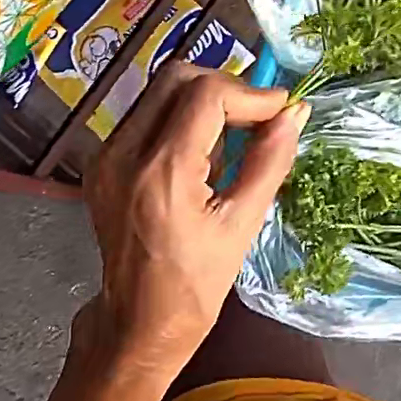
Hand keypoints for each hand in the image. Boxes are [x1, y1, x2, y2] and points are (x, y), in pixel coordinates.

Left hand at [80, 63, 306, 371]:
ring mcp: (107, 155)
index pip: (207, 94)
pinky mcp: (104, 161)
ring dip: (207, 99)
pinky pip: (149, 114)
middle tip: (260, 117)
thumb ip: (271, 160)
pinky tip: (207, 150)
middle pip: (178, 78)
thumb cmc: (197, 283)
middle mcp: (124, 153)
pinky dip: (186, 116)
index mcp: (161, 173)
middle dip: (228, 87)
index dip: (252, 94)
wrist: (138, 323)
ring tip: (237, 135)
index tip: (282, 111)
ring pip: (161, 91)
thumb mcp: (244, 223)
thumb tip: (296, 113)